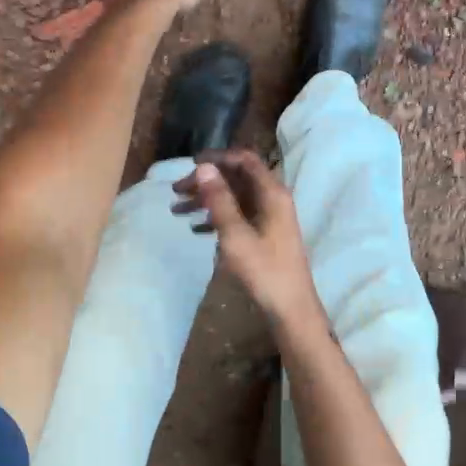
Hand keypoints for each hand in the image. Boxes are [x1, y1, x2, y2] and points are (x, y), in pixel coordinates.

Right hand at [172, 150, 321, 324]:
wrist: (289, 308)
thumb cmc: (264, 270)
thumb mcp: (235, 234)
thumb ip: (219, 200)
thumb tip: (203, 167)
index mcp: (272, 193)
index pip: (245, 160)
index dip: (218, 157)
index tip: (190, 164)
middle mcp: (273, 199)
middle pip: (237, 178)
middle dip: (206, 182)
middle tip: (176, 192)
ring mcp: (269, 218)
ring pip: (234, 198)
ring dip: (207, 201)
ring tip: (177, 210)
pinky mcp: (264, 235)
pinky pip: (238, 217)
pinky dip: (216, 218)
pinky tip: (195, 229)